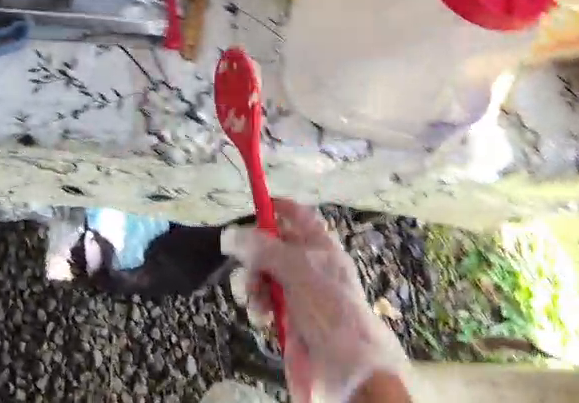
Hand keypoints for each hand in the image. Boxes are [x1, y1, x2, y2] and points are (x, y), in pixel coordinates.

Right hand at [220, 199, 411, 402]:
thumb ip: (262, 248)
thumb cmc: (329, 309)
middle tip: (246, 267)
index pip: (298, 216)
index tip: (254, 207)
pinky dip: (259, 307)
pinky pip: (266, 304)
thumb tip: (228, 234)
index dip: (278, 208)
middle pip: (273, 247)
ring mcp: (300, 296)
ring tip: (254, 300)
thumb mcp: (296, 269)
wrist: (350, 371)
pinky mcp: (290, 321)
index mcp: (320, 247)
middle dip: (254, 255)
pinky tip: (261, 317)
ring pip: (265, 276)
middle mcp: (310, 268)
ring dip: (253, 284)